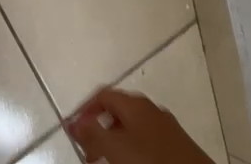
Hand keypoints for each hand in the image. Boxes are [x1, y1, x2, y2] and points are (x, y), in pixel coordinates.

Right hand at [65, 87, 209, 163]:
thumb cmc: (151, 161)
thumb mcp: (114, 147)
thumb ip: (91, 132)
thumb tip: (72, 120)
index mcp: (135, 103)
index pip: (102, 94)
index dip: (84, 109)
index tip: (73, 129)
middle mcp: (151, 109)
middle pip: (118, 111)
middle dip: (99, 129)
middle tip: (89, 150)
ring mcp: (167, 127)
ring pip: (133, 129)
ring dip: (116, 141)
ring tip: (108, 160)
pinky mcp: (178, 146)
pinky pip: (147, 141)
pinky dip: (134, 150)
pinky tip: (132, 162)